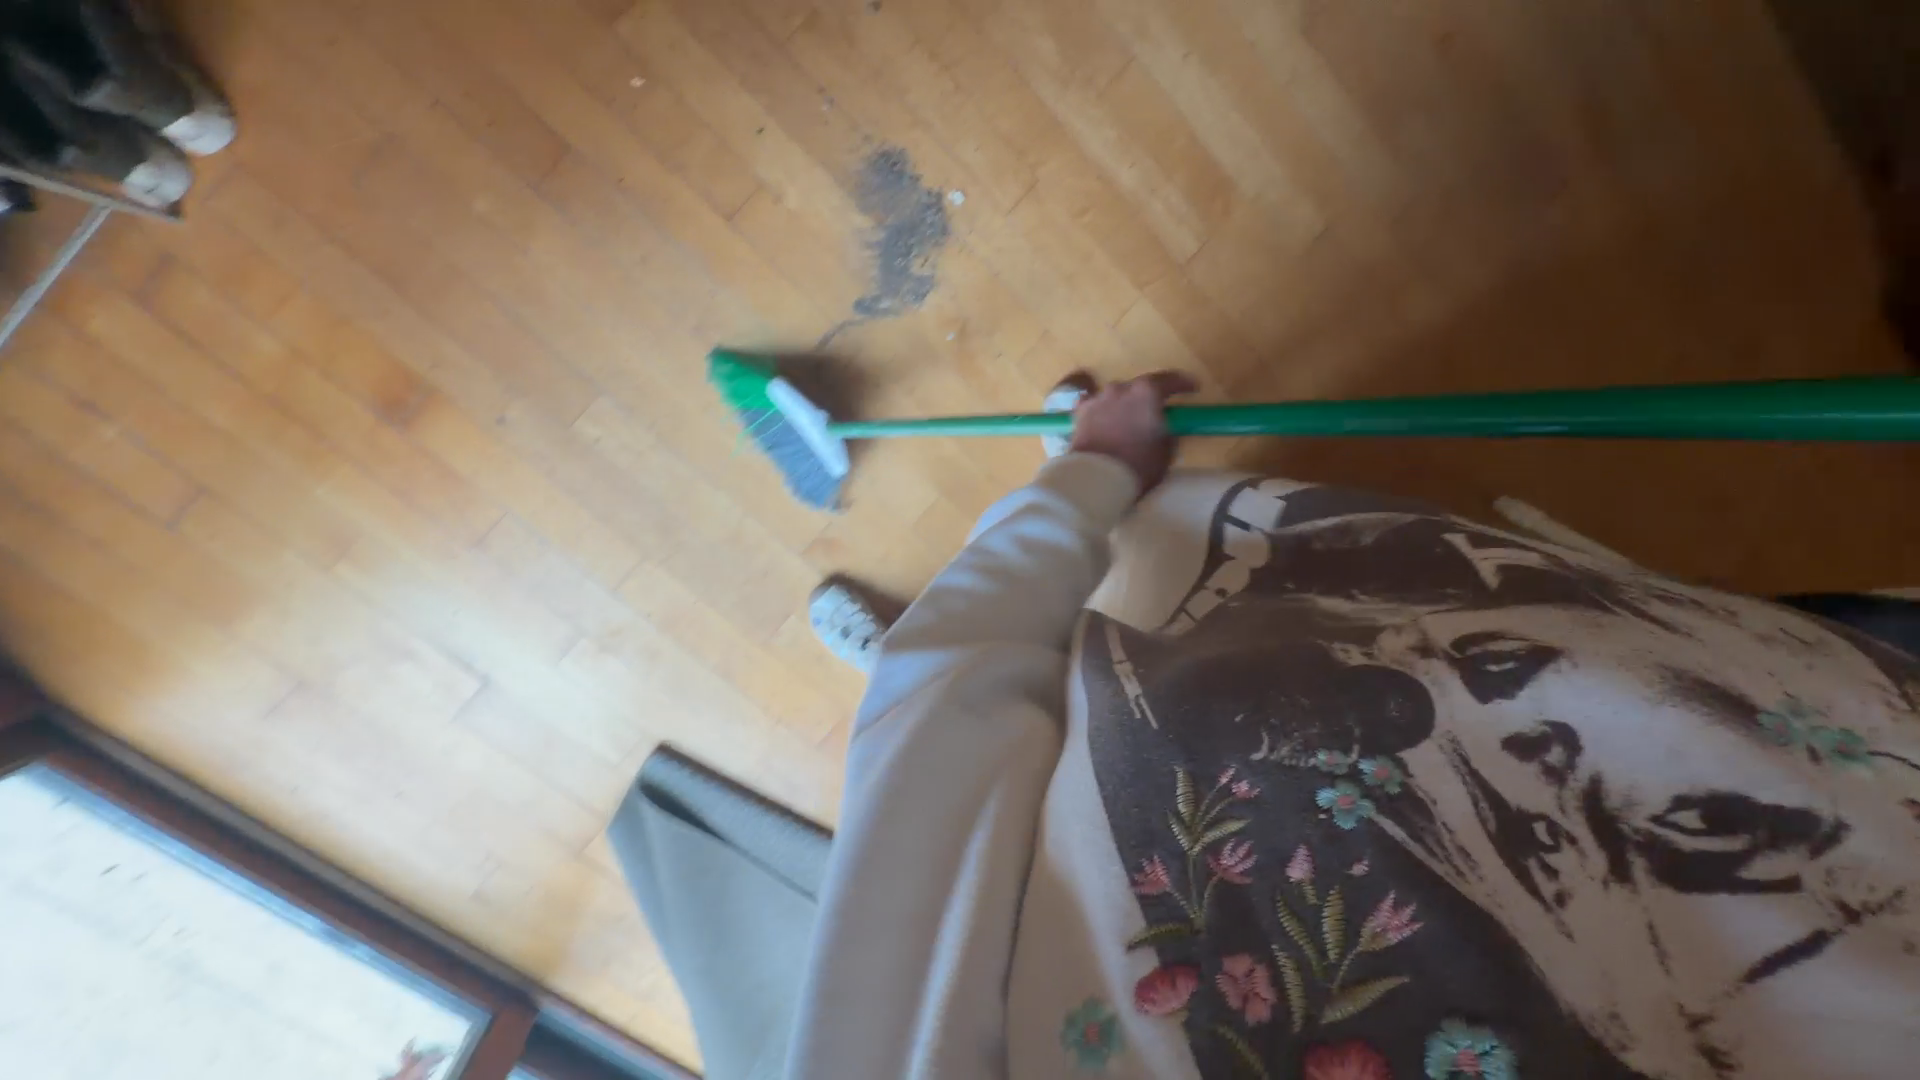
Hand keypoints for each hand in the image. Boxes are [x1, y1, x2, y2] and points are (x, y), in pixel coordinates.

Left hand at [1067, 371, 1198, 493]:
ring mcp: (1098, 398)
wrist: (1096, 478)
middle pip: (1140, 387)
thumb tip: (1162, 428)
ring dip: (1124, 404)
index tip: (1192, 388)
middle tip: (1155, 412)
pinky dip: (1102, 410)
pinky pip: (1095, 405)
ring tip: (1127, 421)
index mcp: (1148, 392)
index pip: (1171, 379)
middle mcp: (1122, 387)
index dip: (1184, 384)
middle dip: (1149, 398)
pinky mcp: (1080, 412)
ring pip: (1116, 396)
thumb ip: (1166, 433)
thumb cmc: (1137, 465)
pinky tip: (1103, 418)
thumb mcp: (1165, 452)